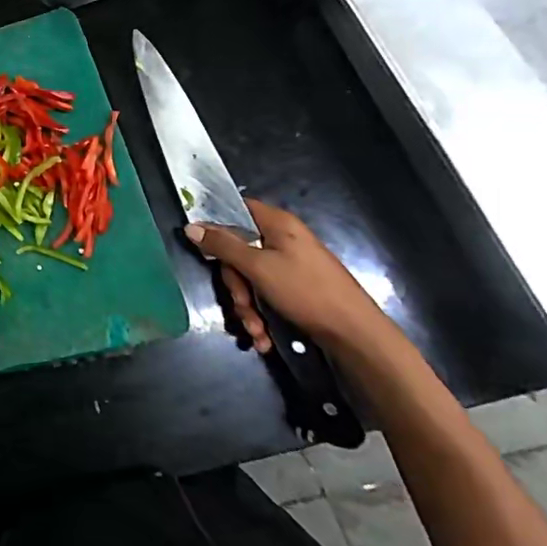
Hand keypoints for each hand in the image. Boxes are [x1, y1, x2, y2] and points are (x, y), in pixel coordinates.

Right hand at [185, 200, 391, 353]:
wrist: (355, 334)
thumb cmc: (306, 291)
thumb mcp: (258, 267)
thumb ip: (223, 246)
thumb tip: (191, 226)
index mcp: (277, 224)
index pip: (238, 209)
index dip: (217, 223)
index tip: (202, 245)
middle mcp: (282, 240)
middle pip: (239, 252)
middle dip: (236, 285)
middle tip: (241, 303)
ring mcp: (290, 266)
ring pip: (250, 278)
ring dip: (247, 307)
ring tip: (256, 330)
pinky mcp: (295, 289)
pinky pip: (265, 295)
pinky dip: (261, 315)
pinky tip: (264, 336)